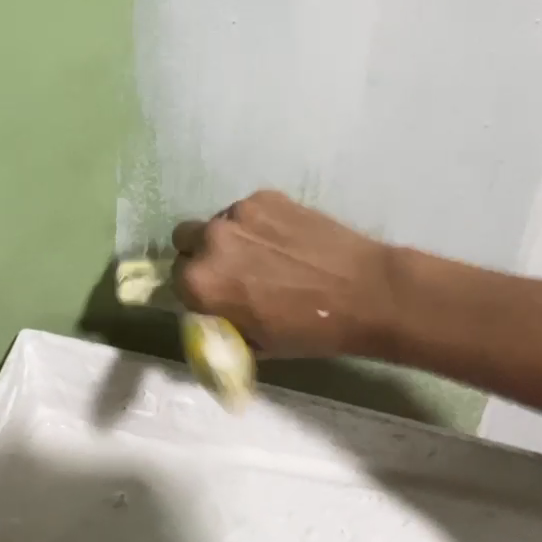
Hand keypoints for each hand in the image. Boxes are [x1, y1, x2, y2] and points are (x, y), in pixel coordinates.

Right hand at [171, 190, 404, 358]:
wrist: (365, 291)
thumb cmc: (310, 329)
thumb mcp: (256, 344)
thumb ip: (222, 325)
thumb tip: (212, 315)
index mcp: (201, 282)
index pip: (176, 278)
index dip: (194, 289)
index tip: (215, 295)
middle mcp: (210, 240)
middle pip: (185, 239)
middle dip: (200, 254)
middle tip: (232, 271)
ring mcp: (238, 213)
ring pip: (218, 223)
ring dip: (230, 238)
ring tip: (267, 255)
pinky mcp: (264, 196)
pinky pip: (246, 211)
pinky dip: (257, 225)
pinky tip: (286, 241)